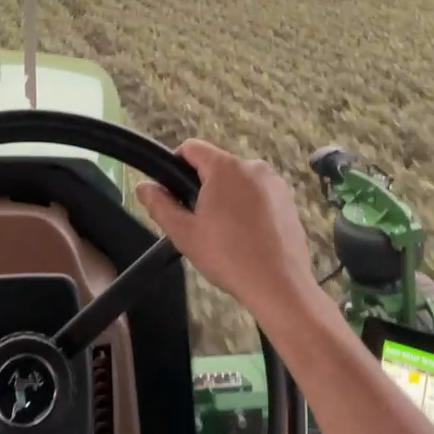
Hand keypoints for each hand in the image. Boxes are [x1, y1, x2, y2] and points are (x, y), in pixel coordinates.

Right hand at [135, 140, 317, 321]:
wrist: (279, 285)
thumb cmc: (228, 256)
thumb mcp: (184, 233)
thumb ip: (160, 205)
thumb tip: (144, 186)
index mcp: (225, 167)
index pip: (192, 148)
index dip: (176, 165)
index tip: (173, 192)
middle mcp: (252, 166)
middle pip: (217, 166)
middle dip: (204, 186)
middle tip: (198, 222)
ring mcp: (275, 183)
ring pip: (239, 181)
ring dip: (227, 198)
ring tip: (224, 234)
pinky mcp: (289, 200)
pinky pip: (259, 194)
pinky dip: (249, 208)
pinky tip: (248, 237)